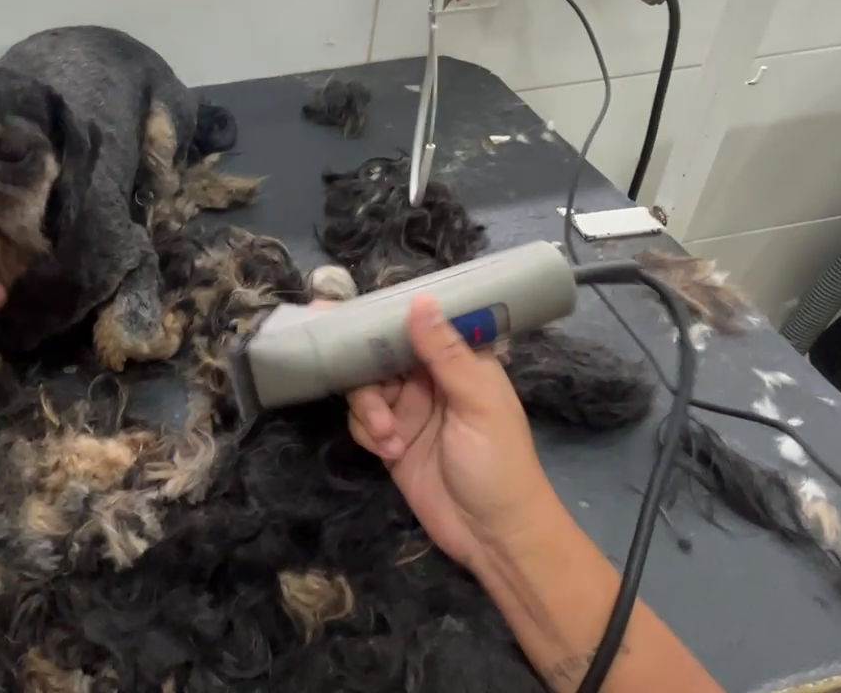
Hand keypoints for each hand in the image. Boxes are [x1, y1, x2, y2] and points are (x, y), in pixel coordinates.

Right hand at [347, 296, 560, 567]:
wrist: (494, 540)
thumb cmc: (499, 464)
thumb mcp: (477, 404)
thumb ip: (445, 353)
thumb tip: (419, 300)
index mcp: (457, 361)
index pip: (415, 323)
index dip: (381, 314)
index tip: (342, 309)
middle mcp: (427, 379)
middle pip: (378, 352)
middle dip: (362, 366)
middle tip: (345, 369)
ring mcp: (406, 409)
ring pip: (364, 386)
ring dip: (367, 407)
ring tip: (386, 435)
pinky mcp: (389, 439)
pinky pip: (360, 420)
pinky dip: (366, 431)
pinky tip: (388, 450)